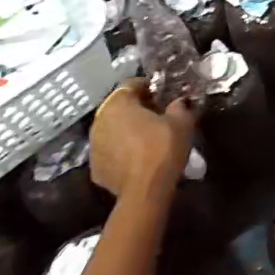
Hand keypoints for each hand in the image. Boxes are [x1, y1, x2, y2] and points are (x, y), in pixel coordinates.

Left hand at [89, 79, 194, 201]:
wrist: (145, 190)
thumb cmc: (162, 147)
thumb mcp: (182, 121)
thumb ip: (179, 106)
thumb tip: (178, 102)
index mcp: (118, 104)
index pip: (130, 84)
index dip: (147, 86)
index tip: (162, 94)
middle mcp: (99, 121)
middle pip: (118, 107)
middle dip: (135, 108)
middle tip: (156, 114)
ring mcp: (93, 146)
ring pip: (111, 129)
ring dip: (125, 129)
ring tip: (146, 137)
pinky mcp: (94, 168)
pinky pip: (109, 151)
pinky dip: (120, 150)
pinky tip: (137, 157)